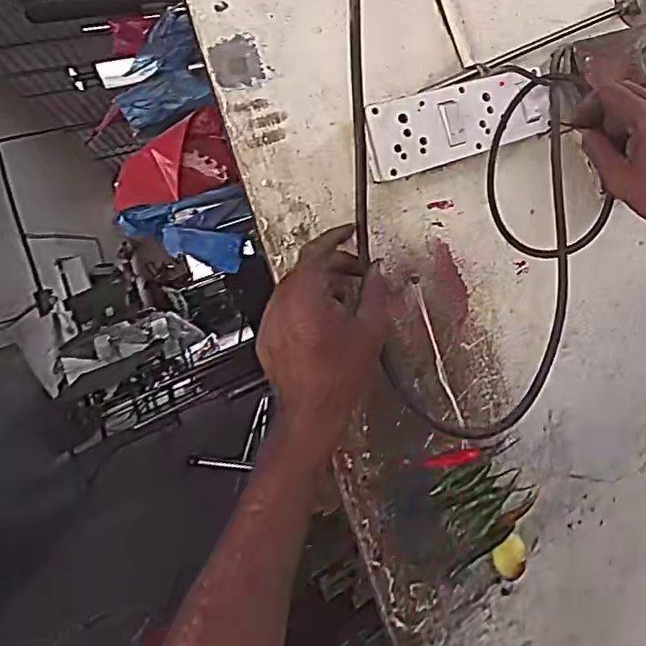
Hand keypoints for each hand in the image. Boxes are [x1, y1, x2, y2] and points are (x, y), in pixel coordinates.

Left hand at [257, 225, 390, 452]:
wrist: (311, 412)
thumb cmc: (338, 377)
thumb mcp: (371, 327)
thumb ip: (376, 290)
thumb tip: (377, 271)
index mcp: (306, 296)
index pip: (316, 251)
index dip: (335, 237)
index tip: (348, 233)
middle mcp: (282, 304)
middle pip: (306, 268)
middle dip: (335, 265)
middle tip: (358, 271)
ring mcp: (271, 320)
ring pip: (296, 286)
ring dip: (322, 284)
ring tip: (347, 299)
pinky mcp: (268, 336)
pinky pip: (287, 306)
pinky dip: (308, 302)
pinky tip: (329, 320)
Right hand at [572, 73, 645, 243]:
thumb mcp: (620, 179)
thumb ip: (597, 151)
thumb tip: (588, 136)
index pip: (610, 92)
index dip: (588, 105)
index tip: (581, 120)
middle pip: (625, 90)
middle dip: (604, 110)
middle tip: (593, 130)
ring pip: (640, 100)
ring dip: (621, 117)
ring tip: (615, 146)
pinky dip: (638, 123)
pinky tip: (633, 150)